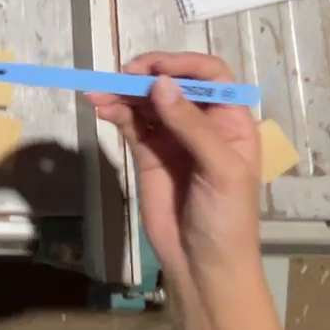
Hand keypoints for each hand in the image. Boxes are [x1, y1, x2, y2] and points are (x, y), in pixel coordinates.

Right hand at [86, 52, 261, 292]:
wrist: (203, 264)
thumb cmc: (227, 219)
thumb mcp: (220, 170)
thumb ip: (191, 125)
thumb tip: (160, 84)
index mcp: (231, 122)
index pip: (210, 76)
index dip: (183, 65)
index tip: (153, 68)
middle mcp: (201, 123)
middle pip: (172, 83)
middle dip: (147, 75)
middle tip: (122, 77)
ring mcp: (172, 137)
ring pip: (146, 101)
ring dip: (123, 93)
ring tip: (98, 93)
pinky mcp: (148, 153)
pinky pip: (130, 122)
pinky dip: (115, 111)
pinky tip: (101, 109)